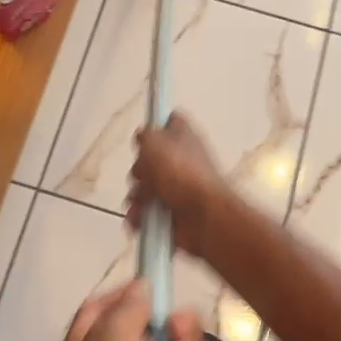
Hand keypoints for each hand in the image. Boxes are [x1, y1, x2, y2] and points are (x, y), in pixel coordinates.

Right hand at [129, 110, 235, 256]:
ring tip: (140, 204)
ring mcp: (178, 188)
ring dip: (137, 196)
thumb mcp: (154, 142)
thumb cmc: (179, 172)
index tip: (143, 136)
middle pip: (150, 158)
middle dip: (139, 170)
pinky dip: (140, 216)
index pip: (169, 121)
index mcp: (183, 136)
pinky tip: (137, 220)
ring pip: (145, 187)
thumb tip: (143, 137)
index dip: (154, 126)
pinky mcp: (174, 212)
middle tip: (144, 176)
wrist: (204, 215)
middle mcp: (182, 159)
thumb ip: (145, 135)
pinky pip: (148, 211)